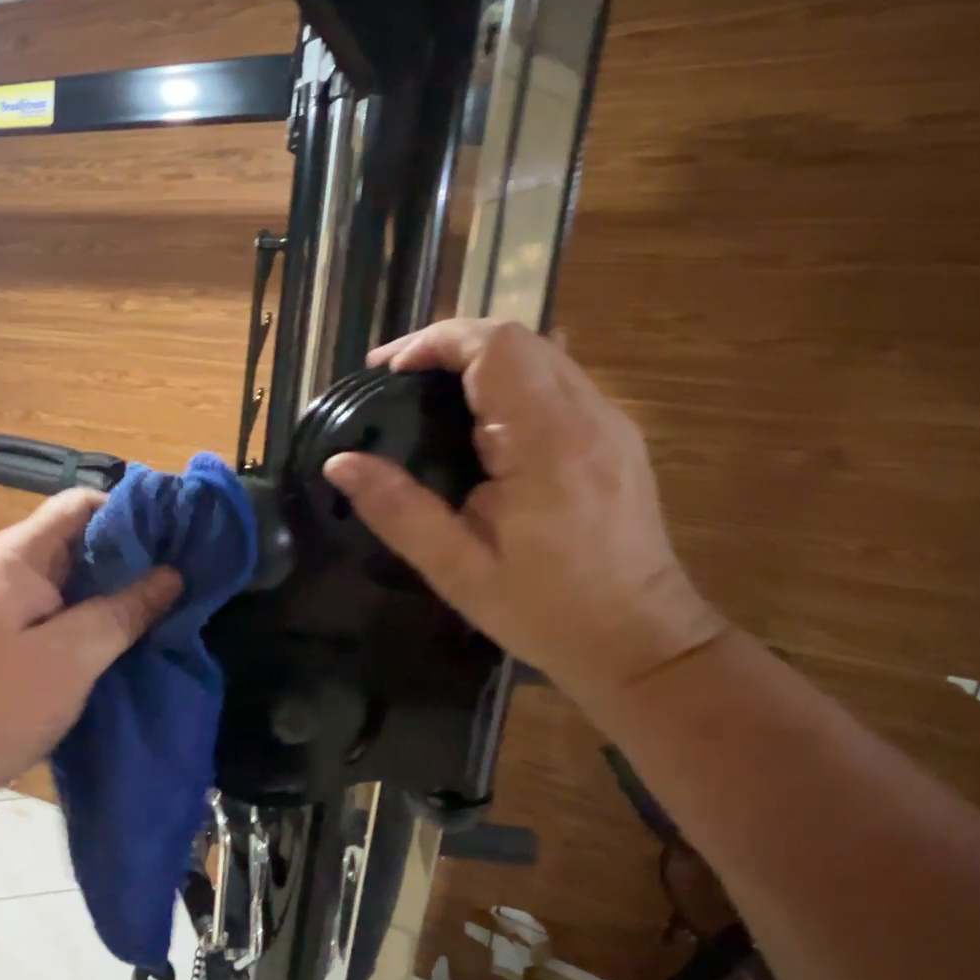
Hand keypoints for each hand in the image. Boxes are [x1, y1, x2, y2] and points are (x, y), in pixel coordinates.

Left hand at [0, 489, 182, 797]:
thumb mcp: (72, 654)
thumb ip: (124, 610)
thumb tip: (173, 574)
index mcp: (20, 554)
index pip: (81, 504)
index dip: (131, 512)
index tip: (177, 536)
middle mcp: (11, 566)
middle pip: (80, 539)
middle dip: (132, 554)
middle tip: (185, 573)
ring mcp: (8, 601)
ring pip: (74, 578)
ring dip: (116, 589)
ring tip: (169, 603)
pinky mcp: (10, 635)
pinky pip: (62, 609)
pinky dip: (96, 616)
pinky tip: (131, 635)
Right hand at [322, 318, 727, 711]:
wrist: (640, 641)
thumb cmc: (544, 609)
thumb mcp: (456, 568)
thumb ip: (397, 509)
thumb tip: (339, 462)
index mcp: (547, 442)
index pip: (495, 348)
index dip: (435, 341)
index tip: (388, 369)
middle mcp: (588, 415)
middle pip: (518, 338)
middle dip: (450, 341)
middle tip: (397, 376)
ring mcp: (610, 421)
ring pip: (541, 352)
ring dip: (480, 356)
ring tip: (429, 388)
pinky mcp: (615, 435)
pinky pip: (558, 377)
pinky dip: (510, 376)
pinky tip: (480, 412)